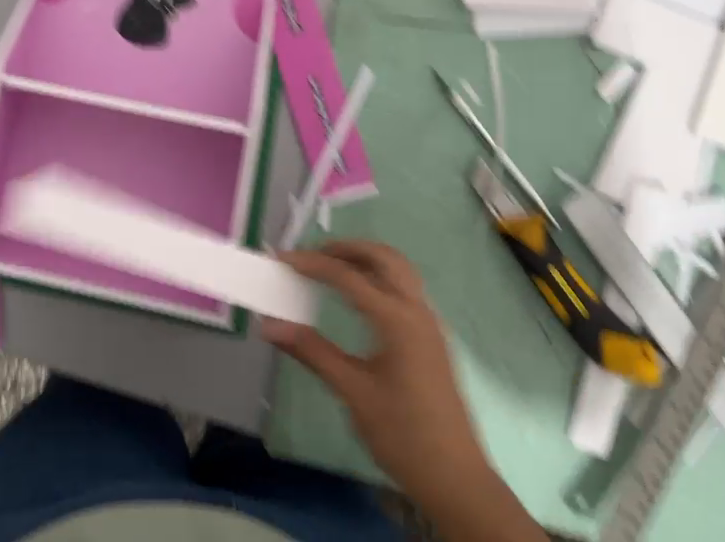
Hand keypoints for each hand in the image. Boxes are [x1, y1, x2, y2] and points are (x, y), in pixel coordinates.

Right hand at [265, 241, 487, 494]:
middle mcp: (417, 312)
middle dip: (345, 249)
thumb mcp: (352, 391)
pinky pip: (406, 289)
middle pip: (383, 258)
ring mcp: (430, 324)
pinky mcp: (432, 338)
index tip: (282, 259)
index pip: (348, 277)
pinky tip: (359, 298)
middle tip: (310, 256)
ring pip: (399, 270)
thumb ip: (312, 351)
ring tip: (332, 268)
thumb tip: (269, 325)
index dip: (312, 264)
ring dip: (365, 260)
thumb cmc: (402, 434)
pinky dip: (379, 277)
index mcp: (397, 321)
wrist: (455, 476)